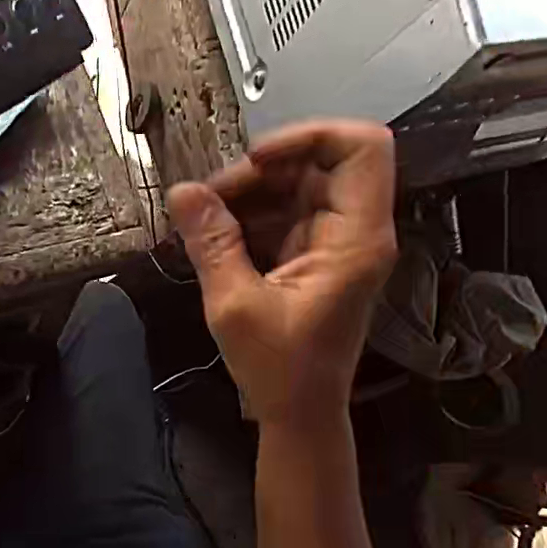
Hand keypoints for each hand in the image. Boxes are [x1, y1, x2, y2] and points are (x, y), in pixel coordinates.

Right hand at [165, 120, 396, 426]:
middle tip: (213, 197)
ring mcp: (337, 243)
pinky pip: (288, 214)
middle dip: (263, 171)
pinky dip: (254, 216)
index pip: (363, 147)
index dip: (311, 136)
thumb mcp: (235, 305)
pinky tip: (220, 236)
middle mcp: (356, 233)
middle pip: (321, 162)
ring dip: (252, 194)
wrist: (300, 411)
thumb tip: (183, 192)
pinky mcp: (317, 256)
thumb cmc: (282, 370)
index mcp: (356, 240)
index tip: (259, 161)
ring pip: (300, 186)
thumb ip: (211, 242)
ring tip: (208, 218)